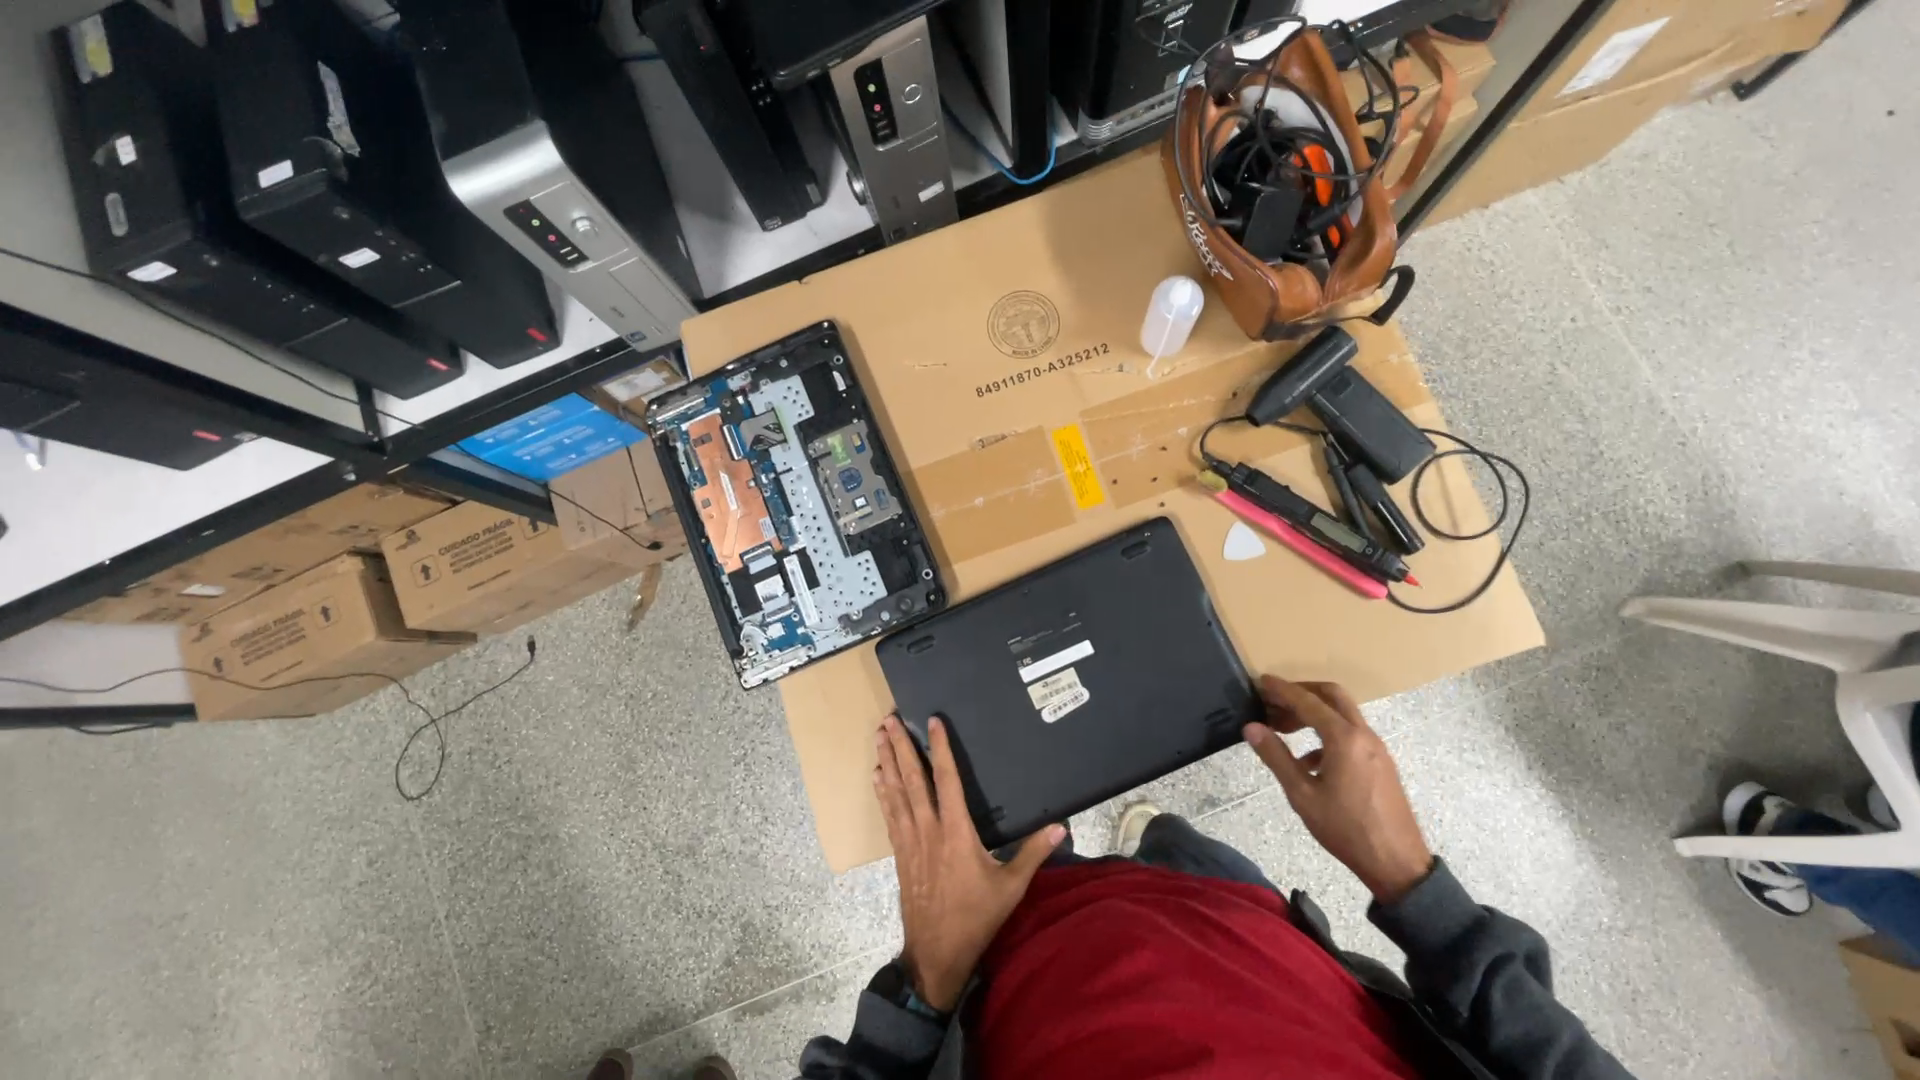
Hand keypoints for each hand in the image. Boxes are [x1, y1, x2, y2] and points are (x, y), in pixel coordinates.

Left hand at [873, 713, 1064, 1010]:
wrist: (936, 952)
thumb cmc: (976, 917)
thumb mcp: (1011, 886)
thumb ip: (1034, 852)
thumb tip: (1061, 826)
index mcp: (956, 832)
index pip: (947, 780)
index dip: (941, 749)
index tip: (932, 722)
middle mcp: (929, 829)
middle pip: (912, 780)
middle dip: (900, 747)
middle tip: (889, 719)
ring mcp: (911, 841)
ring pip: (896, 793)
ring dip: (887, 762)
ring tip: (878, 736)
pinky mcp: (901, 853)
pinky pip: (889, 814)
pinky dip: (883, 792)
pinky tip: (877, 777)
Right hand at [1243, 676, 1433, 903]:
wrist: (1396, 862)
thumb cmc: (1345, 828)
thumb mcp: (1302, 794)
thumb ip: (1276, 757)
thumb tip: (1251, 727)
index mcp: (1343, 739)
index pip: (1308, 702)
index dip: (1282, 690)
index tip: (1260, 681)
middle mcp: (1363, 735)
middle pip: (1332, 696)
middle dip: (1301, 692)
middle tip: (1273, 700)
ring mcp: (1376, 748)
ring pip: (1343, 715)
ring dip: (1314, 713)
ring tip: (1283, 729)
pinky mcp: (1380, 762)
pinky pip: (1351, 734)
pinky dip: (1327, 733)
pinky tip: (1308, 761)